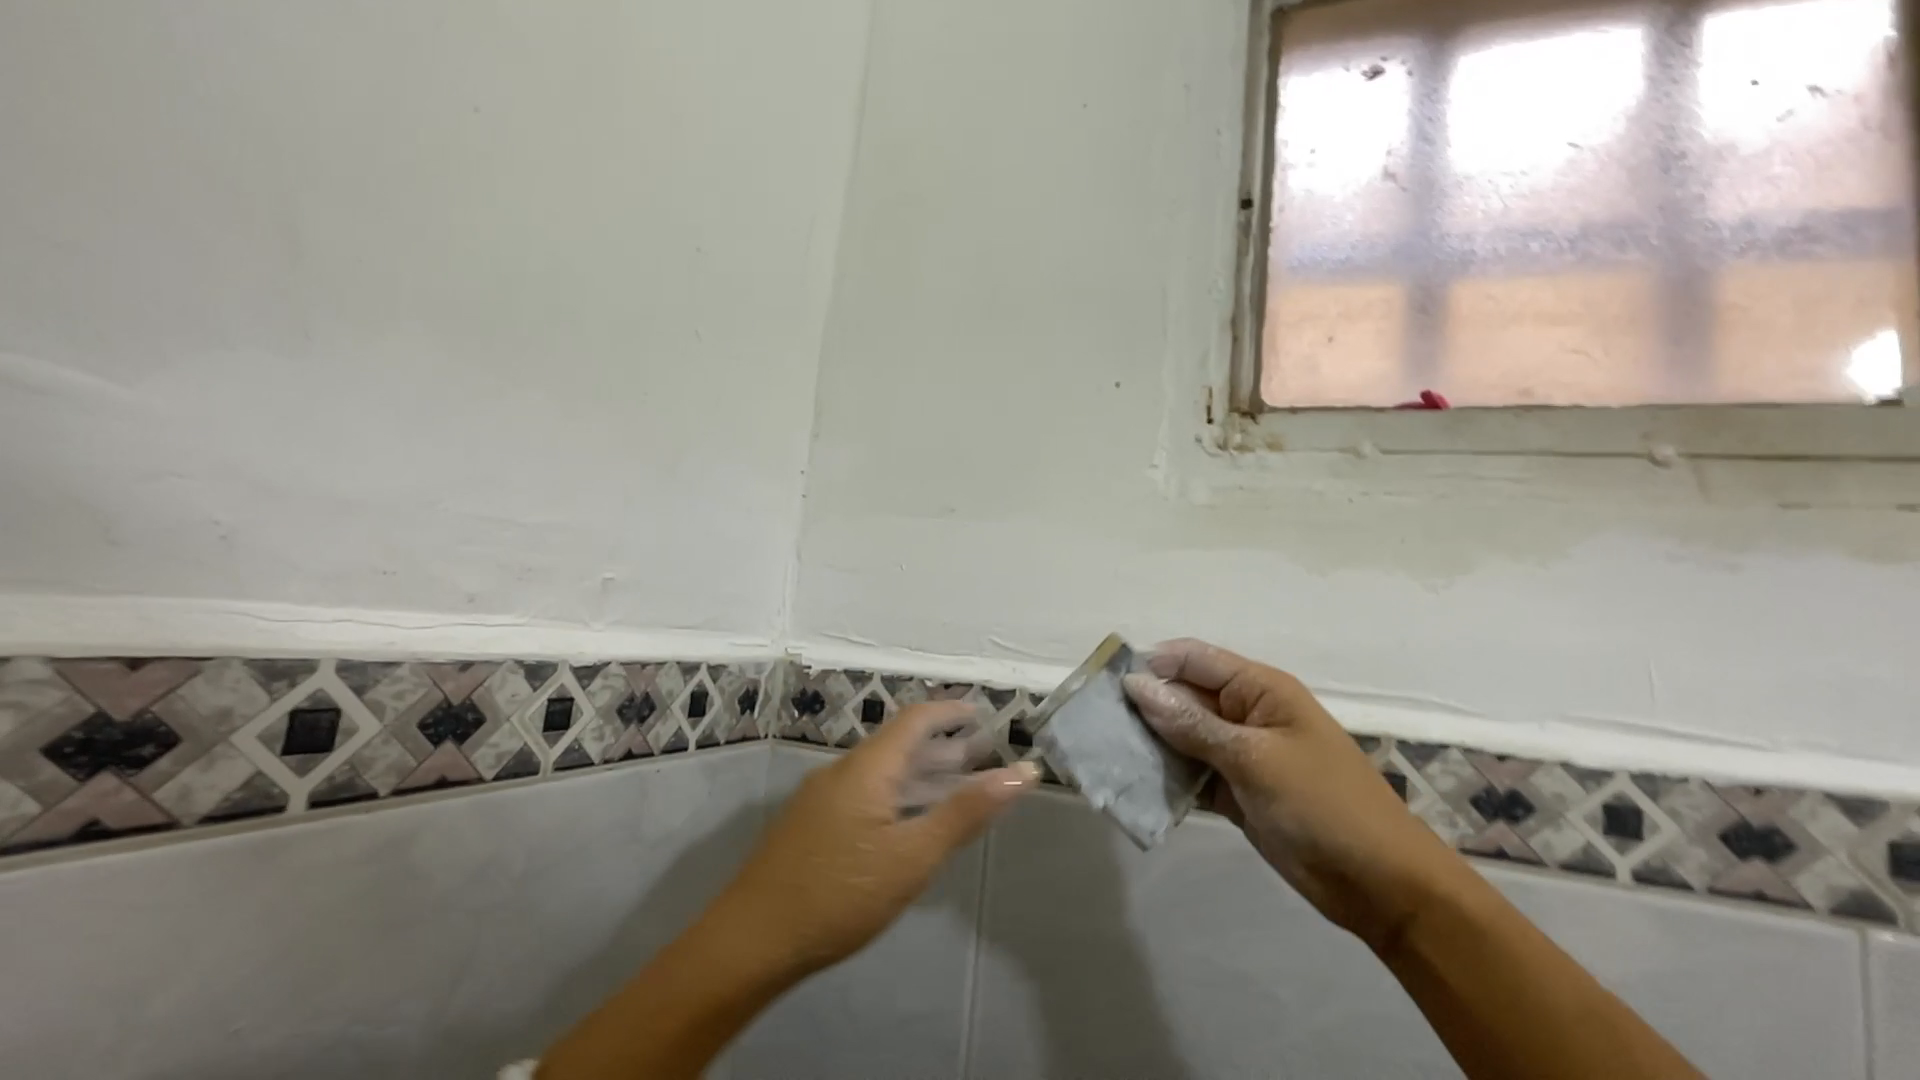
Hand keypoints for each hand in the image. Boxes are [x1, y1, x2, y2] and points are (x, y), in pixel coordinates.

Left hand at [718, 701, 1039, 975]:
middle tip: (985, 754)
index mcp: (866, 769)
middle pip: (898, 747)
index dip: (950, 712)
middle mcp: (842, 774)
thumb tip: (1023, 771)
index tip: (983, 713)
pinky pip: (866, 796)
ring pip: (882, 775)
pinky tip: (913, 824)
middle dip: (943, 747)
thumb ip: (966, 812)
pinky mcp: (812, 828)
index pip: (914, 721)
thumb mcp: (913, 856)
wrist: (752, 941)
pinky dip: (900, 797)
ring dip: (922, 775)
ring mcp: (822, 801)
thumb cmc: (840, 895)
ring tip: (960, 785)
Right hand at [1122, 639, 1468, 950]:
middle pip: (1181, 696)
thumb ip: (1192, 723)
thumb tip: (1136, 686)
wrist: (1378, 883)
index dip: (1149, 665)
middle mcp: (1244, 713)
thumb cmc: (1322, 804)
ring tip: (1103, 756)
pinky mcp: (1234, 792)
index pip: (1192, 659)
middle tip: (1093, 727)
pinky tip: (1132, 787)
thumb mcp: (1254, 758)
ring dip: (1148, 745)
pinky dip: (1165, 779)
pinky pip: (1189, 774)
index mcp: (1259, 689)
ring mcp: (1238, 754)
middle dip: (1141, 707)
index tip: (1101, 686)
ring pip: (1180, 737)